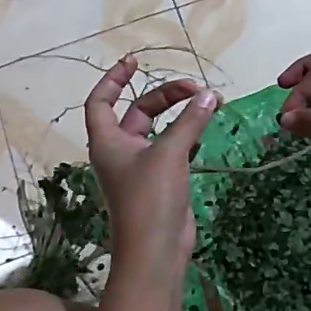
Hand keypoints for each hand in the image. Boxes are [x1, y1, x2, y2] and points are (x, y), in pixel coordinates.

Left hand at [84, 56, 218, 280]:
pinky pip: (172, 150)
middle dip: (164, 96)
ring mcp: (140, 168)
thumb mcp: (169, 153)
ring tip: (207, 103)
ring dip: (179, 116)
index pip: (101, 101)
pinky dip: (187, 137)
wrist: (156, 249)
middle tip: (195, 89)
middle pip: (138, 111)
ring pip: (158, 131)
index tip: (134, 61)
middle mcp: (120, 151)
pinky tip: (204, 131)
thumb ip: (189, 121)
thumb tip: (209, 95)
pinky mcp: (160, 183)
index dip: (114, 79)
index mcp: (107, 141)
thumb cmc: (150, 198)